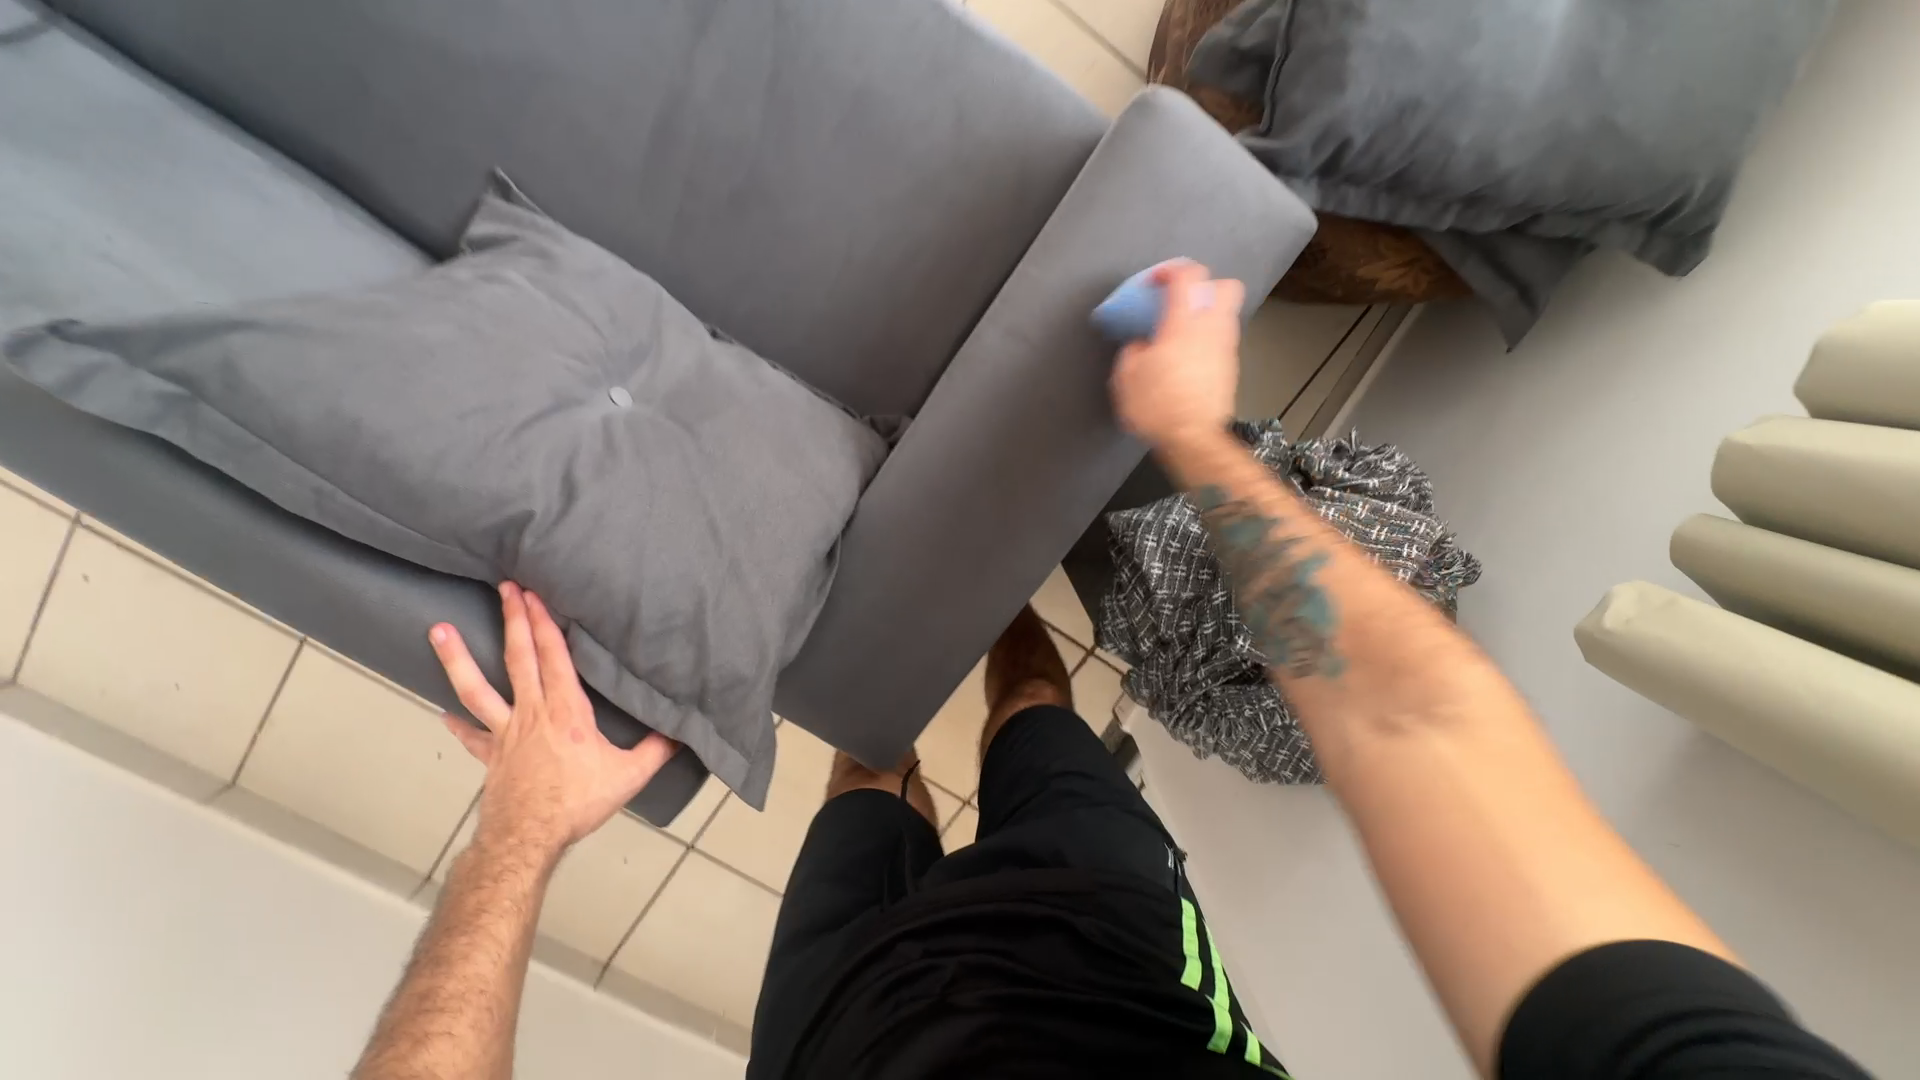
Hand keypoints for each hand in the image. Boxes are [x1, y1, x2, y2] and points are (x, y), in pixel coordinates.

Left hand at [430, 582, 676, 854]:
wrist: (527, 839)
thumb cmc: (578, 803)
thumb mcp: (630, 775)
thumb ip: (657, 749)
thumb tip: (684, 731)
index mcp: (567, 711)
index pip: (554, 657)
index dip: (545, 623)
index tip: (534, 594)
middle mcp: (533, 713)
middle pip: (519, 658)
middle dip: (514, 620)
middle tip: (505, 588)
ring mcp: (506, 733)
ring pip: (477, 688)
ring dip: (457, 658)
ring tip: (439, 629)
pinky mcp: (491, 756)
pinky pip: (472, 735)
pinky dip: (458, 722)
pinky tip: (444, 713)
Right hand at [1109, 259, 1245, 451]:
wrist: (1192, 440)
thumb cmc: (1159, 407)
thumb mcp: (1126, 376)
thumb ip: (1133, 350)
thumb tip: (1140, 345)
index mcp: (1183, 324)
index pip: (1189, 275)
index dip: (1170, 270)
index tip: (1154, 282)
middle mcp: (1211, 330)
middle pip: (1225, 285)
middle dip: (1203, 286)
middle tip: (1179, 300)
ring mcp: (1225, 349)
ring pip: (1225, 314)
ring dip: (1205, 315)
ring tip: (1180, 332)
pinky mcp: (1229, 369)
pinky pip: (1221, 341)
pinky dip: (1206, 340)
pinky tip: (1186, 358)